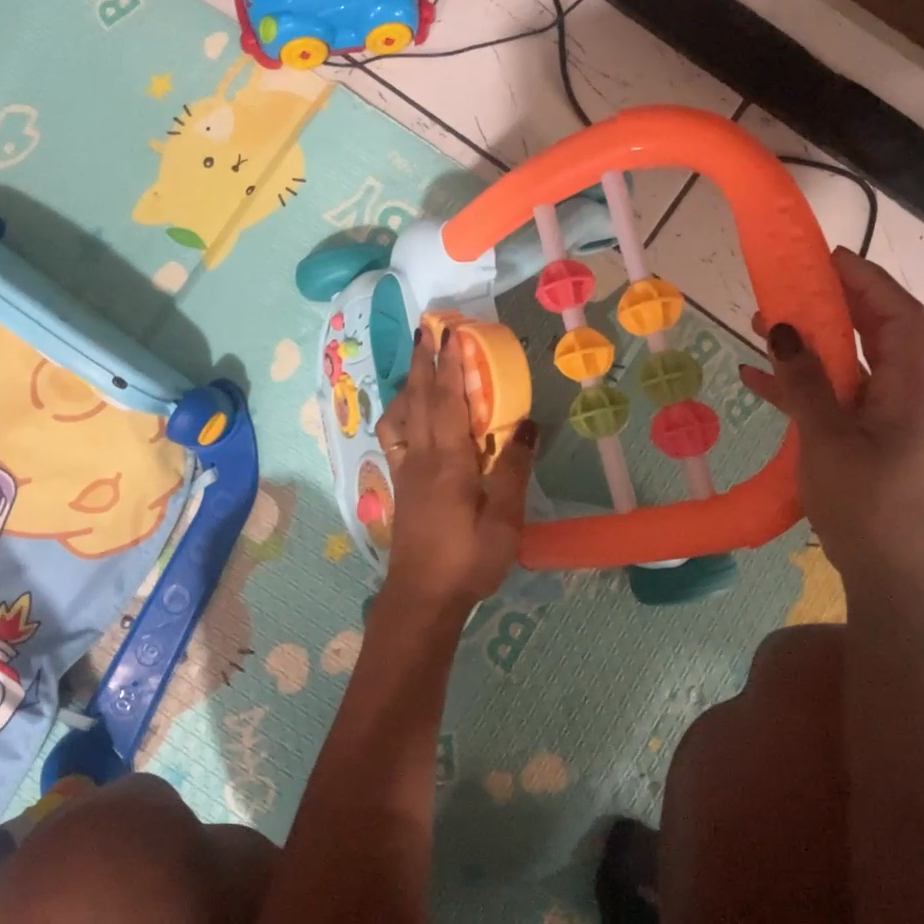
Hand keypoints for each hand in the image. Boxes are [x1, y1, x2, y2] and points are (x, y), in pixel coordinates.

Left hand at [374, 327, 537, 609]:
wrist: (422, 596)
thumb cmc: (468, 560)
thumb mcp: (504, 521)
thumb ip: (514, 470)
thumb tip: (527, 425)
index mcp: (448, 462)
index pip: (450, 401)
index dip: (452, 365)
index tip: (454, 332)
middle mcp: (421, 458)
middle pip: (419, 399)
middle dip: (424, 361)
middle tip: (426, 328)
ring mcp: (406, 471)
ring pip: (401, 415)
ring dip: (410, 383)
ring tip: (419, 364)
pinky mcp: (402, 485)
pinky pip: (396, 436)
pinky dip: (401, 412)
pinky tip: (410, 414)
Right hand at [739, 247, 923, 576]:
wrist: (889, 575)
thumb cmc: (867, 505)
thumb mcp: (829, 440)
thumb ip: (806, 383)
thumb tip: (782, 328)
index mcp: (904, 387)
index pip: (898, 314)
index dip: (868, 280)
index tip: (826, 258)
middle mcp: (896, 396)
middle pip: (871, 333)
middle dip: (831, 304)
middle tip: (786, 285)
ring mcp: (876, 421)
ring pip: (843, 365)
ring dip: (806, 343)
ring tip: (758, 325)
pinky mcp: (855, 444)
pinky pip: (825, 400)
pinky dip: (793, 385)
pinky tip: (754, 379)